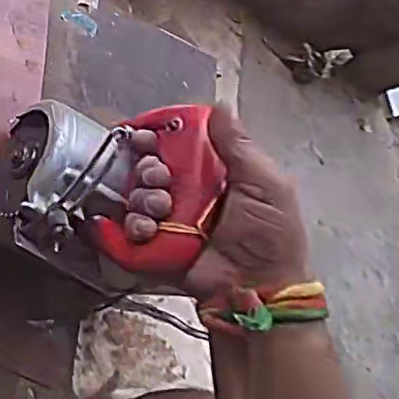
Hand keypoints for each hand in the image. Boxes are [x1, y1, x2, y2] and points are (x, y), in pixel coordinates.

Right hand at [118, 105, 310, 299]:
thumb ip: (240, 147)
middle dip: (148, 171)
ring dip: (142, 200)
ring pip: (136, 196)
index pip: (177, 147)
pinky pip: (128, 227)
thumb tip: (218, 109)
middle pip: (149, 169)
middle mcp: (187, 194)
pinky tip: (147, 231)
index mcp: (214, 175)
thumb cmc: (270, 237)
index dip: (156, 139)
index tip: (143, 136)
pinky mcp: (153, 245)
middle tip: (159, 181)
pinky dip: (132, 226)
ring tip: (159, 212)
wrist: (255, 289)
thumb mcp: (266, 186)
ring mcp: (168, 221)